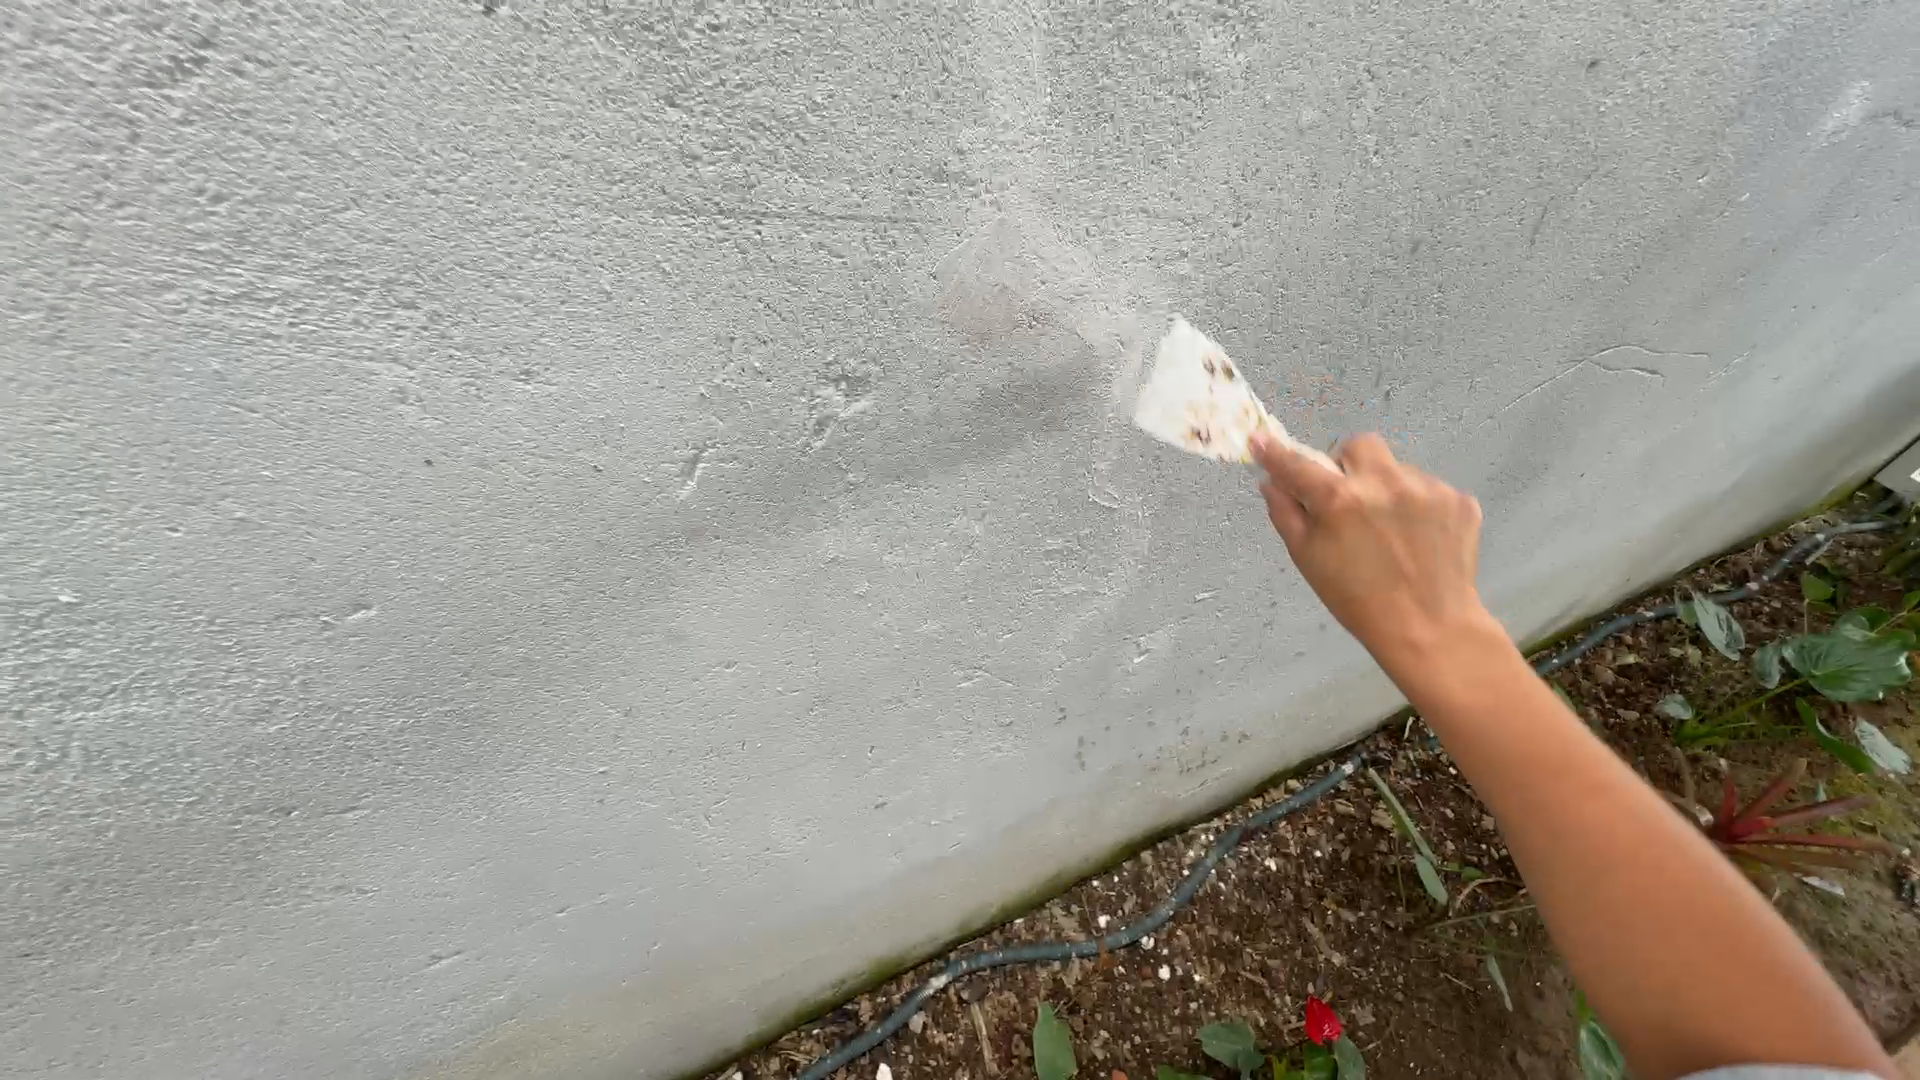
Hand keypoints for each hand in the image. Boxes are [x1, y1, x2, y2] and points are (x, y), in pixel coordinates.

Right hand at [1250, 431, 1493, 669]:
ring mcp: (1427, 488)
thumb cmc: (1355, 598)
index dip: (1276, 452)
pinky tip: (1415, 538)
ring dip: (1384, 488)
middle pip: (1359, 446)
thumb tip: (1271, 482)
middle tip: (1347, 497)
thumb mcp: (1307, 558)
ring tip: (1388, 531)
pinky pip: (1427, 489)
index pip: (1297, 464)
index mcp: (1339, 499)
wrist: (1429, 627)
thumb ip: (1285, 513)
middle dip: (1347, 464)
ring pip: (1396, 469)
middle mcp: (1384, 483)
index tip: (1261, 440)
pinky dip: (1416, 507)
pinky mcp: (1459, 500)